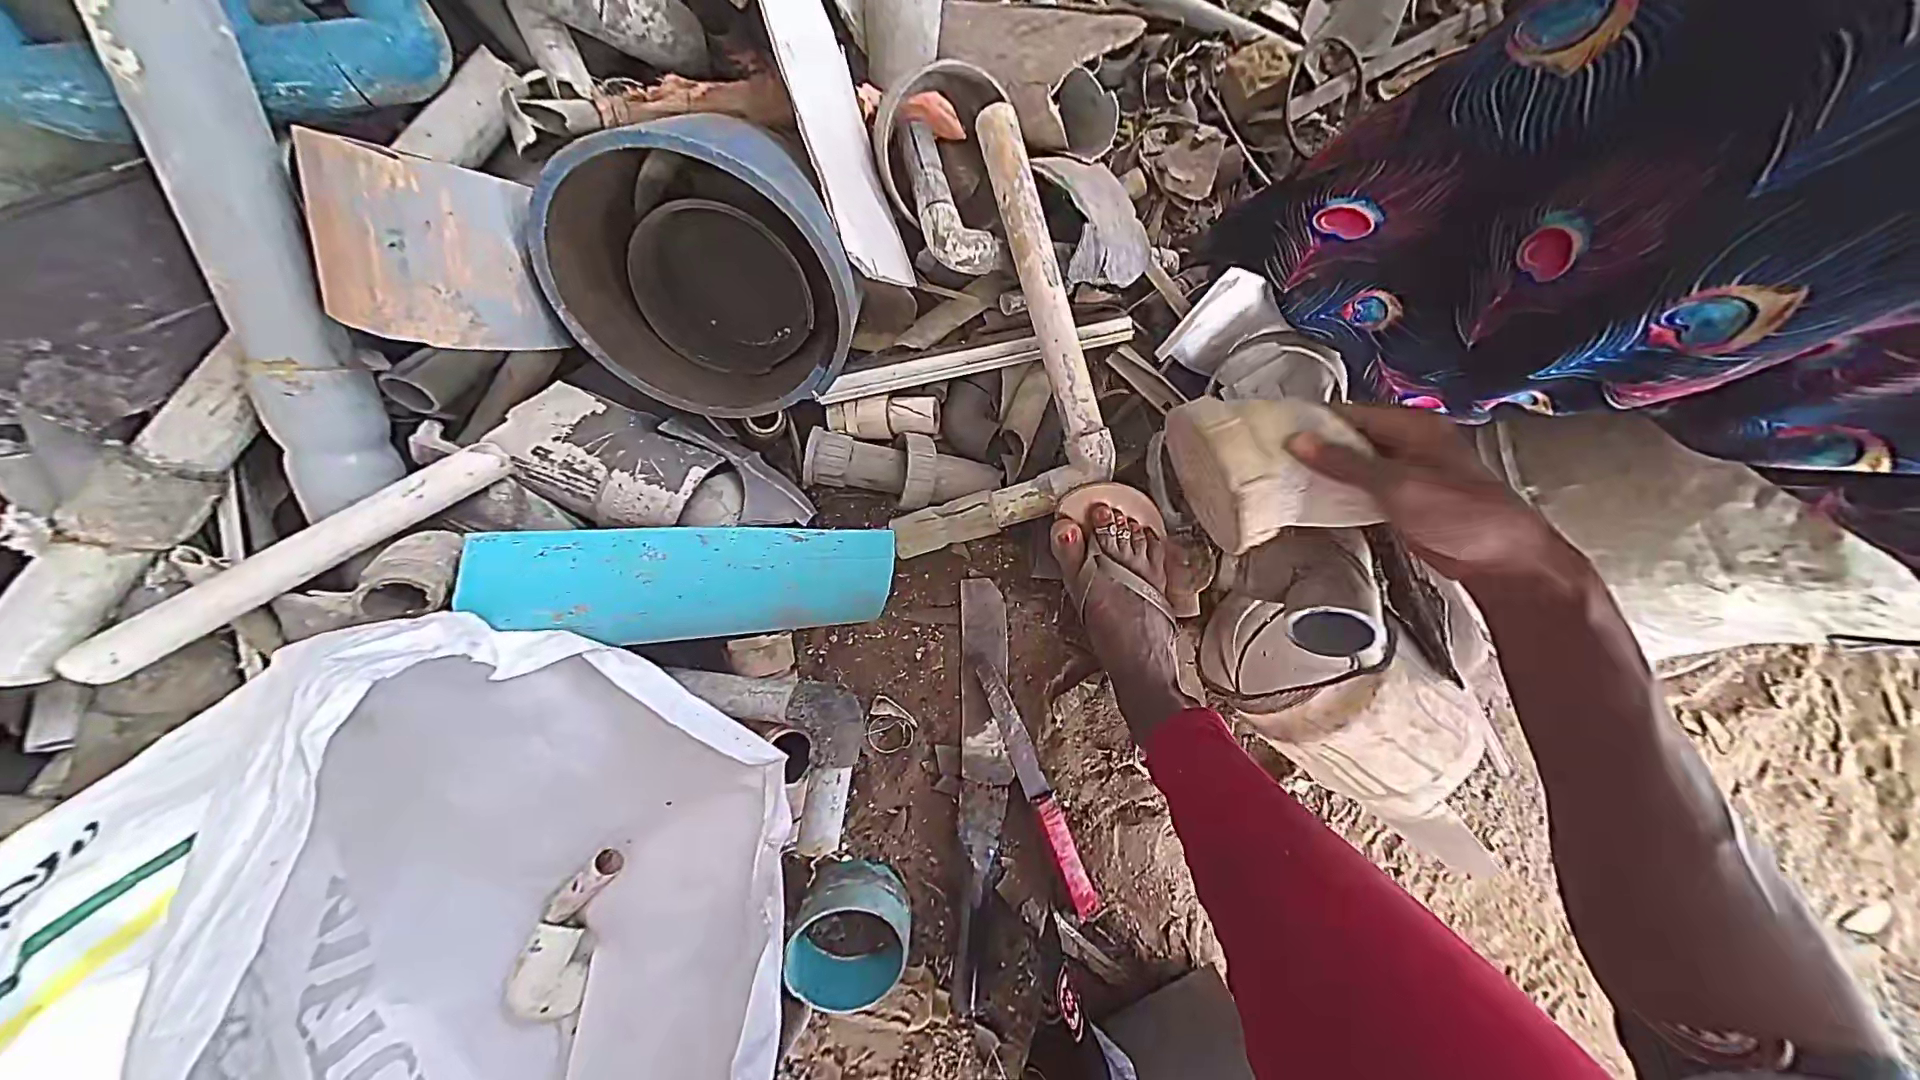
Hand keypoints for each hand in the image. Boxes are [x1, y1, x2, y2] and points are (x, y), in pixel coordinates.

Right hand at [1285, 405, 1580, 585]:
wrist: (1502, 561)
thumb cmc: (1463, 516)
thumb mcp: (1396, 484)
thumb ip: (1345, 463)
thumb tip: (1300, 441)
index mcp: (1414, 427)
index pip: (1350, 413)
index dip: (1313, 421)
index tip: (1277, 431)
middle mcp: (1408, 443)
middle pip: (1348, 436)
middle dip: (1313, 446)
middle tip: (1275, 456)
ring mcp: (1404, 471)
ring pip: (1351, 462)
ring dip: (1323, 469)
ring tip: (1286, 475)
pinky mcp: (1399, 498)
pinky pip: (1358, 485)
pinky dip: (1336, 489)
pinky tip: (1314, 498)